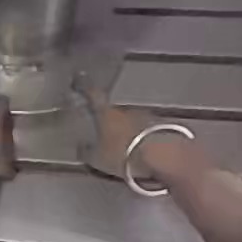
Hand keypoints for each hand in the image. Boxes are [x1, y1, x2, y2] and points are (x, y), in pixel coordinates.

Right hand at [76, 81, 199, 189]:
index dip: (87, 90)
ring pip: (132, 120)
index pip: (94, 96)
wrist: (161, 156)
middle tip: (105, 133)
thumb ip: (86, 151)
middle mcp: (125, 109)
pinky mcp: (162, 126)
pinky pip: (146, 129)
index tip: (82, 82)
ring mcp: (146, 115)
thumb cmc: (122, 155)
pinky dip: (143, 136)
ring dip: (128, 129)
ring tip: (126, 145)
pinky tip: (142, 149)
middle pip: (115, 111)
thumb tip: (80, 146)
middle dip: (110, 120)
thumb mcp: (97, 159)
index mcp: (106, 113)